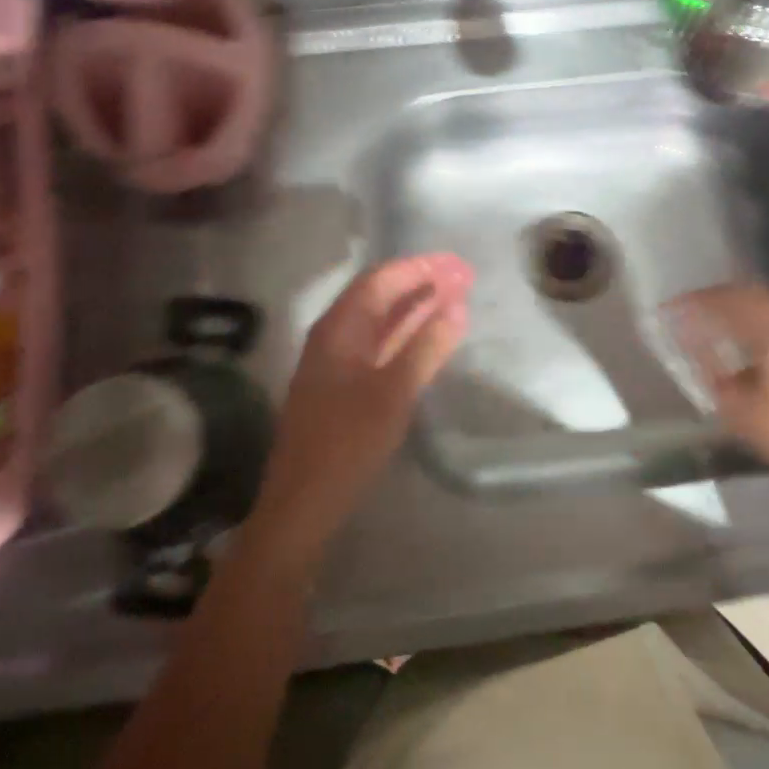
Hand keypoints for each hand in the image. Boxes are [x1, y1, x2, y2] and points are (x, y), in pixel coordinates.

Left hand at [250, 254, 472, 556]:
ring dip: (415, 309)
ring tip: (456, 300)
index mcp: (337, 329)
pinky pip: (378, 347)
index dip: (421, 268)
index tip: (460, 266)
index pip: (381, 280)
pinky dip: (405, 337)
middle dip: (421, 283)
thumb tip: (458, 306)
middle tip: (466, 279)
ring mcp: (335, 363)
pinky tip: (429, 341)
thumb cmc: (346, 445)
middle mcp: (333, 337)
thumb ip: (426, 347)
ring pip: (379, 323)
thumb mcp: (392, 394)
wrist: (302, 502)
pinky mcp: (341, 388)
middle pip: (379, 296)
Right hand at [664, 282, 768, 482]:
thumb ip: (707, 363)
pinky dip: (756, 311)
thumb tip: (683, 335)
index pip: (733, 305)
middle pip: (753, 295)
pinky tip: (739, 322)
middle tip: (690, 302)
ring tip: (711, 308)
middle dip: (718, 295)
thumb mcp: (733, 403)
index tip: (673, 305)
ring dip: (738, 300)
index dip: (700, 302)